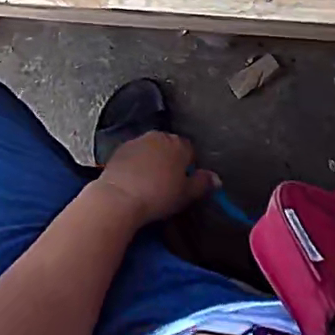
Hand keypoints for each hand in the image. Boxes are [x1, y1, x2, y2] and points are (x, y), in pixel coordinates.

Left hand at [95, 132, 218, 224]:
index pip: (190, 152)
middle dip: (169, 161)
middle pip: (170, 147)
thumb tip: (217, 179)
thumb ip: (203, 183)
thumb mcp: (186, 194)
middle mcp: (160, 136)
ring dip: (151, 161)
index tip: (182, 184)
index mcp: (180, 144)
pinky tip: (131, 181)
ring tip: (147, 183)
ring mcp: (138, 141)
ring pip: (151, 150)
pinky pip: (133, 155)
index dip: (188, 168)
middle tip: (165, 184)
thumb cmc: (157, 196)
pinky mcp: (118, 150)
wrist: (117, 198)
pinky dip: (134, 164)